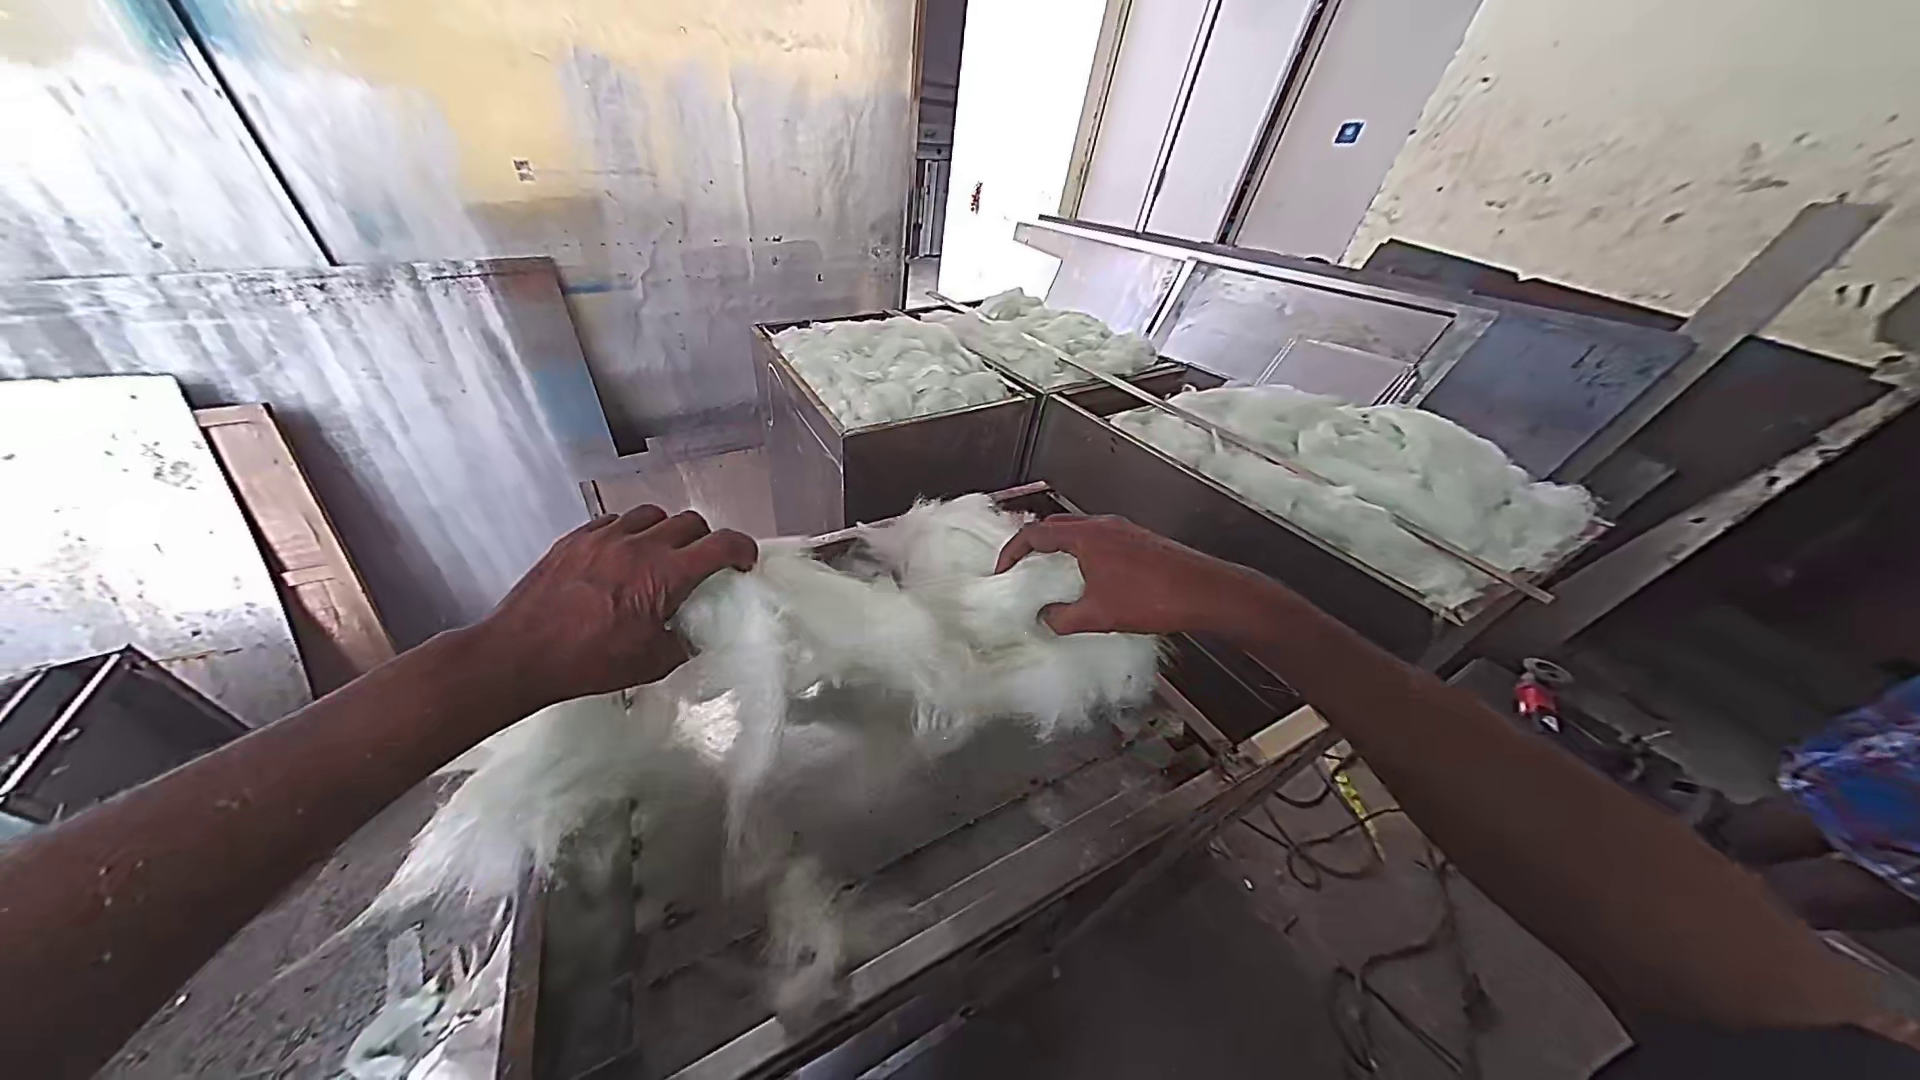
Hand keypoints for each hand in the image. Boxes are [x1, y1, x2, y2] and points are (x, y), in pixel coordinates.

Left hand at [475, 505, 756, 706]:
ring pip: (652, 515)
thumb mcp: (652, 662)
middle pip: (691, 522)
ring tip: (661, 553)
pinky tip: (623, 554)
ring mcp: (604, 538)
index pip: (721, 545)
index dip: (743, 548)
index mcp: (665, 575)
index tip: (744, 560)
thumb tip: (691, 633)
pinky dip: (629, 532)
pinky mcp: (575, 539)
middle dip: (706, 539)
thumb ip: (684, 641)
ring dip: (667, 531)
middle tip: (702, 561)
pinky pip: (614, 521)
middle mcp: (639, 547)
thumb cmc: (585, 661)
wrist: (518, 655)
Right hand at [995, 514, 1277, 636]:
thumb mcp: (1098, 615)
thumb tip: (1046, 619)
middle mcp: (1102, 525)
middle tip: (1022, 567)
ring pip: (1077, 531)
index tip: (1003, 569)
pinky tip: (1087, 577)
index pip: (1035, 534)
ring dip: (1058, 548)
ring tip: (1051, 574)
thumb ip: (1062, 618)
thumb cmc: (1153, 599)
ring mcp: (1123, 530)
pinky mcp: (1138, 540)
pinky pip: (1097, 539)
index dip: (1012, 551)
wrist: (1205, 592)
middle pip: (1054, 526)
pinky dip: (1080, 552)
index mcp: (1086, 536)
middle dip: (1033, 544)